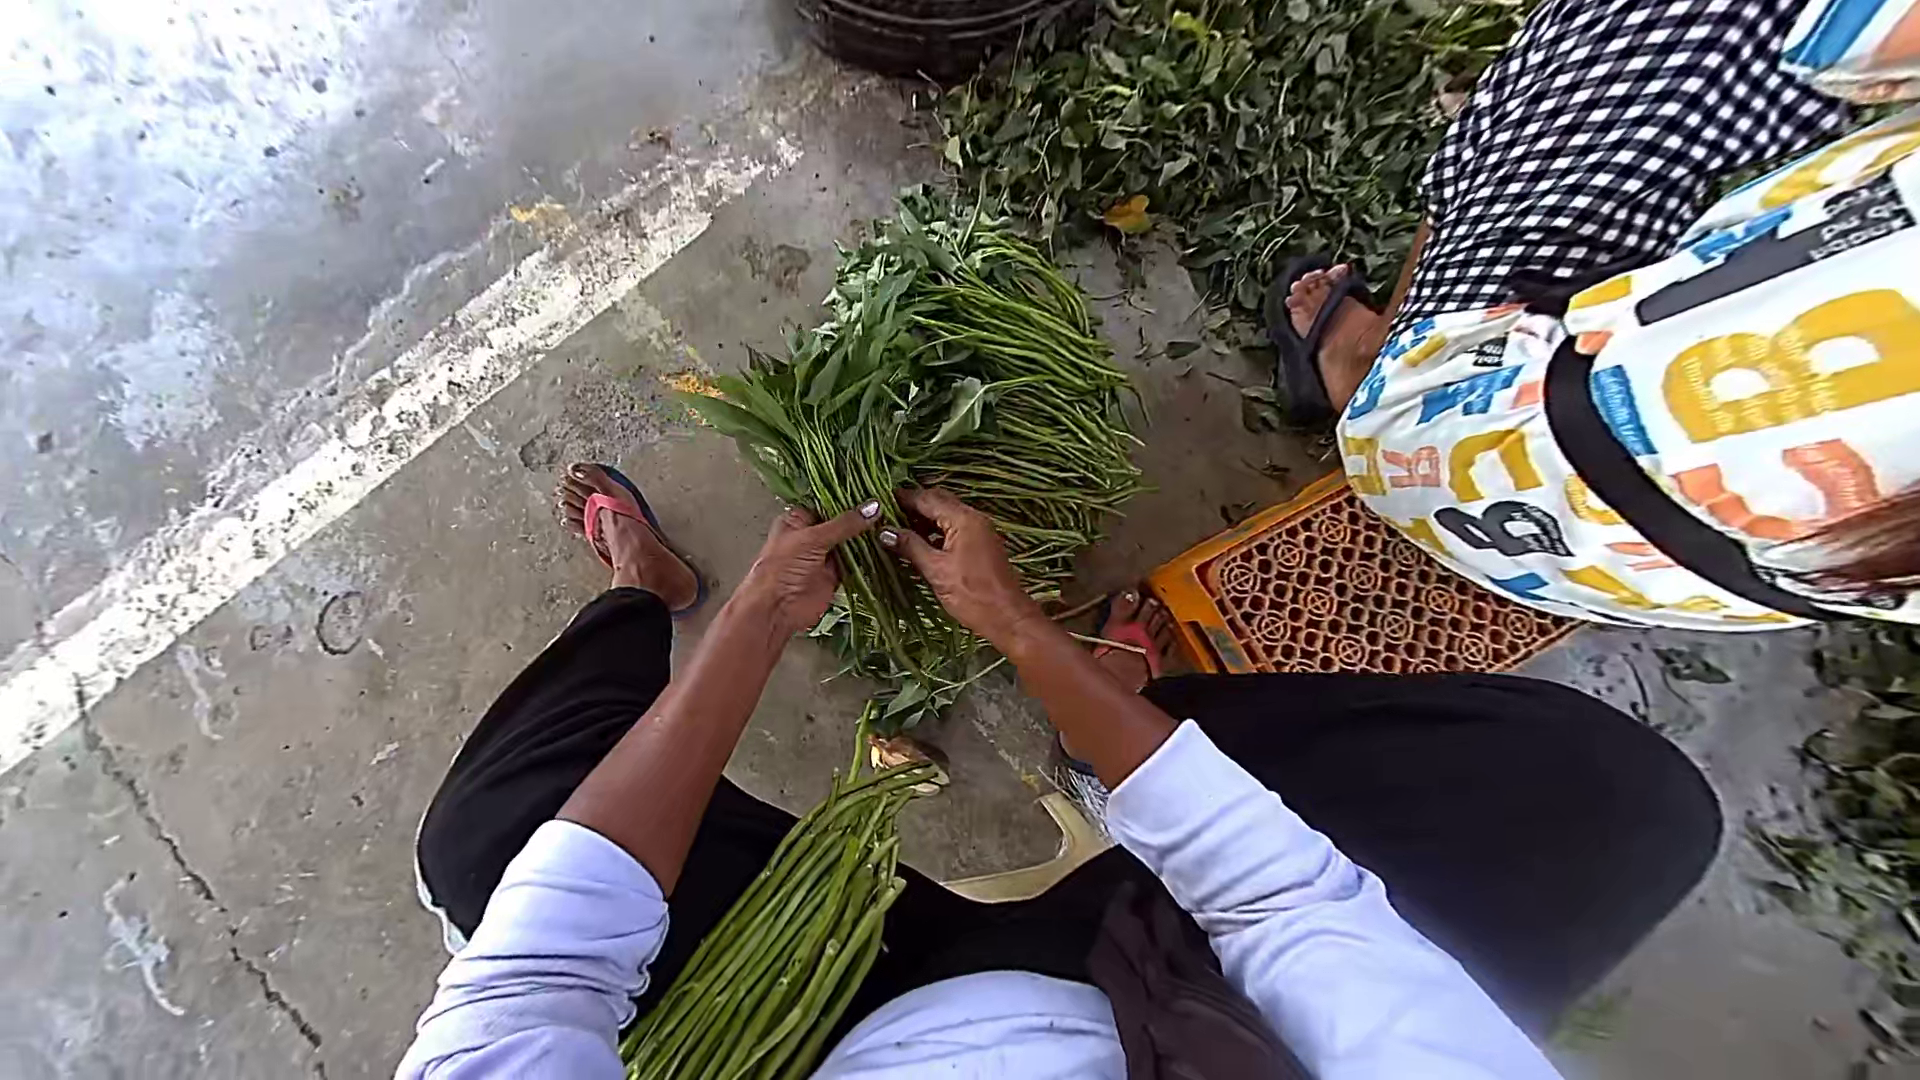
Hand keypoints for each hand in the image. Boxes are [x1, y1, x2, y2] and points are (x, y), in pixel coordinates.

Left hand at [736, 500, 880, 638]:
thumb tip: (874, 507)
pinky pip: (856, 562)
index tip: (875, 490)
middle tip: (889, 506)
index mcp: (798, 520)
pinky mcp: (835, 574)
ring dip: (867, 537)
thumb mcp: (813, 538)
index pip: (827, 502)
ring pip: (851, 542)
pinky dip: (868, 557)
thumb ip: (845, 523)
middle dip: (862, 518)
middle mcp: (812, 535)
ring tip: (893, 523)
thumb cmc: (782, 568)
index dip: (849, 497)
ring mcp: (825, 555)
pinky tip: (887, 545)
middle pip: (842, 522)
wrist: (776, 609)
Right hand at [879, 488, 1043, 646]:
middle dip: (912, 506)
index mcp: (964, 519)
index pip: (928, 499)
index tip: (880, 499)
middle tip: (885, 512)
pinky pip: (953, 529)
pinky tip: (916, 542)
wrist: (1007, 617)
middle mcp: (973, 518)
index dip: (903, 498)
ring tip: (895, 527)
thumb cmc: (972, 595)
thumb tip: (884, 531)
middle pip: (938, 502)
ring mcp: (978, 531)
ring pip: (946, 516)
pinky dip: (934, 532)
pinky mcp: (979, 545)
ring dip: (923, 519)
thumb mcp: (936, 570)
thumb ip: (910, 546)